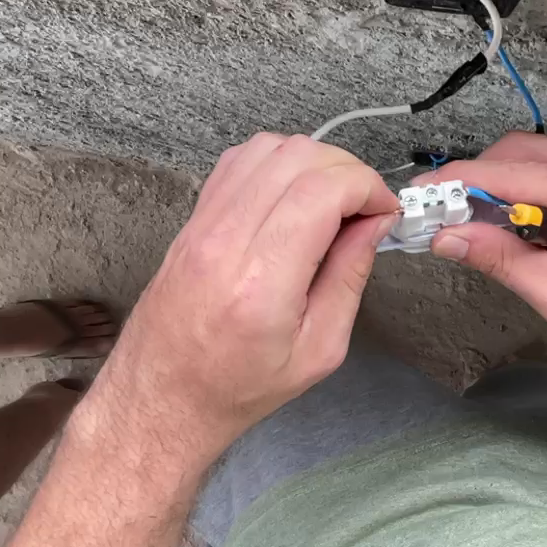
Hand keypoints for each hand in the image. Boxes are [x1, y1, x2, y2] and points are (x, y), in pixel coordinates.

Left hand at [80, 133, 398, 461]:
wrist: (161, 399)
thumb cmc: (239, 387)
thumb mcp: (318, 350)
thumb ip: (350, 277)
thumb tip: (375, 223)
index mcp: (262, 281)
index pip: (322, 190)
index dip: (367, 186)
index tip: (385, 209)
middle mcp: (226, 240)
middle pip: (299, 157)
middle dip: (349, 170)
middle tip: (365, 206)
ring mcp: (203, 223)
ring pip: (269, 147)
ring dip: (315, 162)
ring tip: (332, 199)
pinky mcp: (193, 218)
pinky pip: (240, 159)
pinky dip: (279, 162)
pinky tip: (294, 194)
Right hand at [420, 132, 546, 371]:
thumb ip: (500, 259)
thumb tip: (448, 237)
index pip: (512, 171)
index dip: (460, 179)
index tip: (423, 192)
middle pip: (522, 149)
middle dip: (479, 176)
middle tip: (448, 212)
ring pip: (538, 152)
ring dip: (502, 180)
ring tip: (480, 221)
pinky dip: (527, 184)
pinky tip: (518, 219)